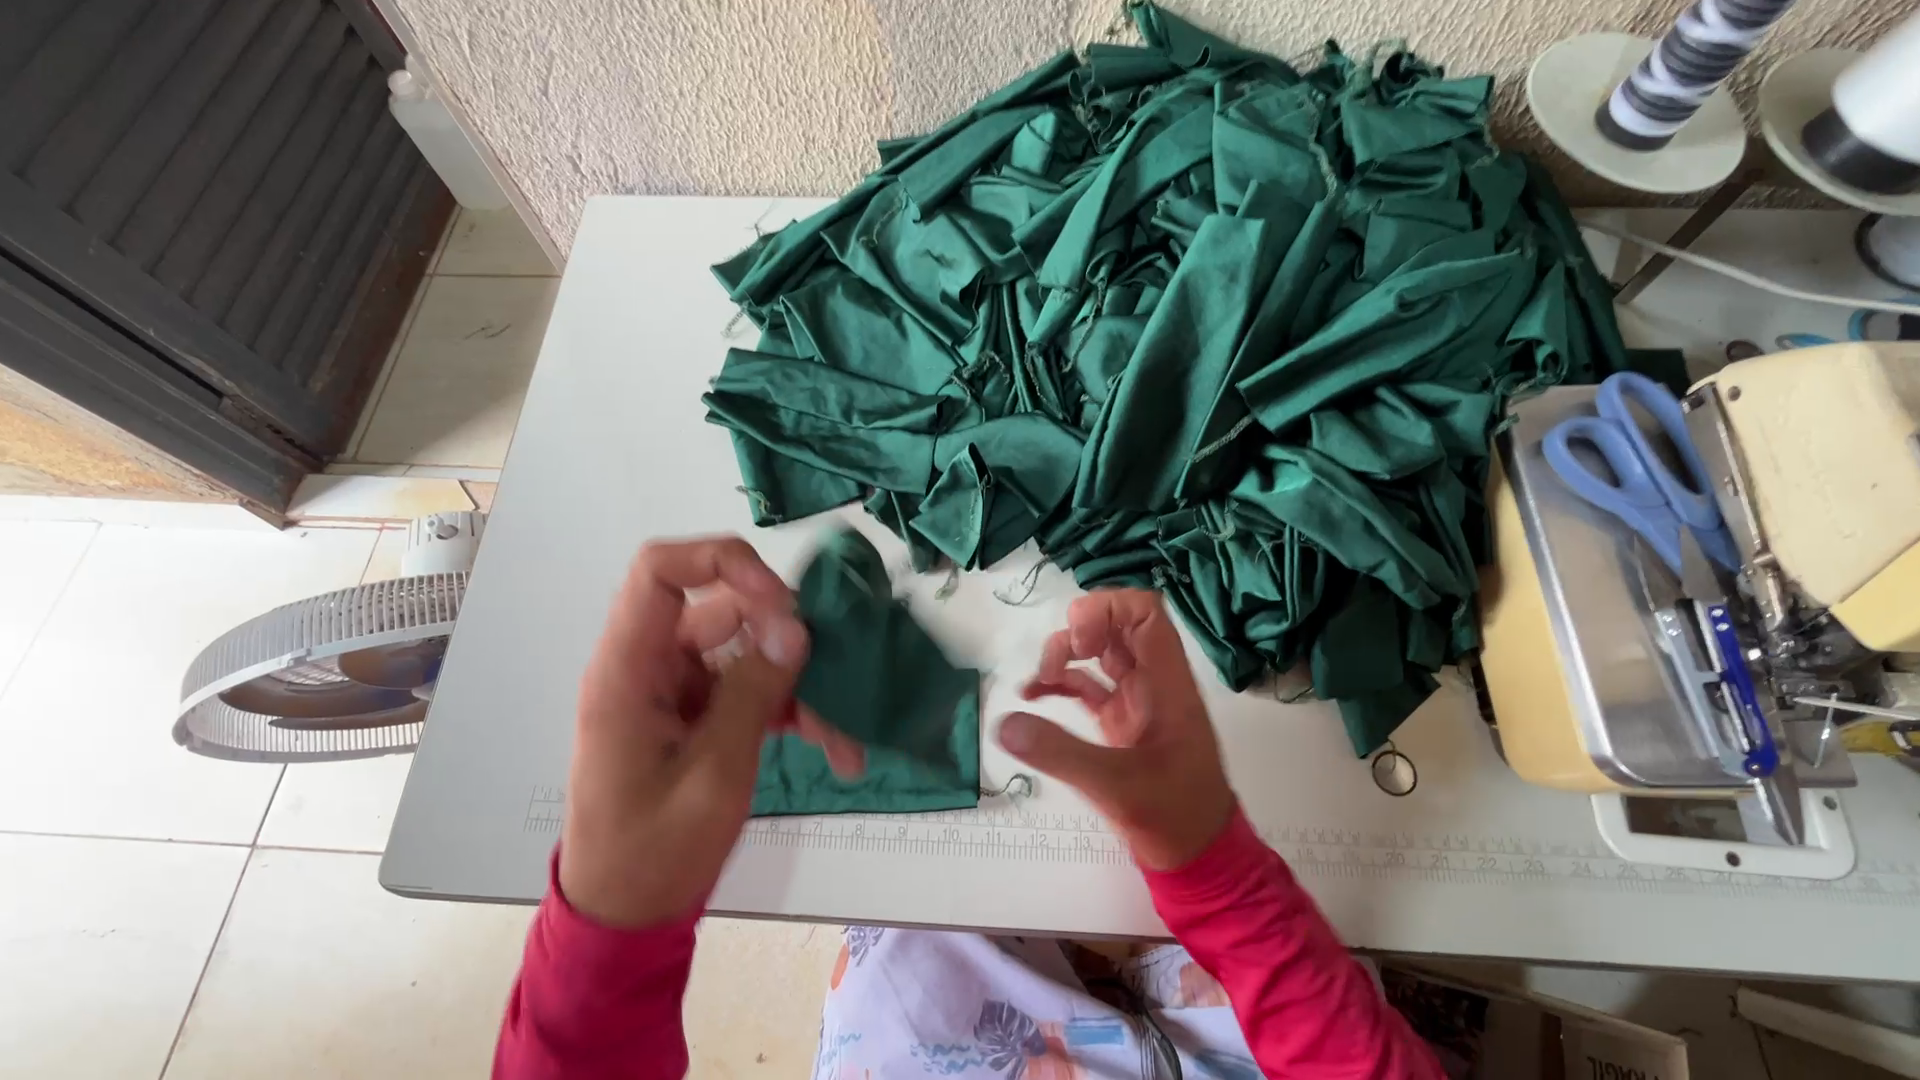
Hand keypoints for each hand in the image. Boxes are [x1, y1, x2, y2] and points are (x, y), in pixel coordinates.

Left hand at [560, 537, 859, 927]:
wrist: (627, 914)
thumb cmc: (654, 851)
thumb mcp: (712, 775)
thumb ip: (752, 695)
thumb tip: (795, 628)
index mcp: (629, 670)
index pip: (660, 571)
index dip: (723, 564)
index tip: (781, 602)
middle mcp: (652, 666)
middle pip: (724, 611)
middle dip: (787, 640)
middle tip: (834, 678)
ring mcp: (678, 690)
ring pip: (750, 652)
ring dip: (801, 687)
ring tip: (844, 741)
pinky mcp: (700, 714)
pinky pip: (752, 687)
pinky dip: (792, 710)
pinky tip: (830, 747)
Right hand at [997, 589, 1234, 871]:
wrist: (1199, 857)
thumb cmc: (1172, 816)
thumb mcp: (1115, 786)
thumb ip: (1059, 754)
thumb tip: (1004, 724)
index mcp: (1166, 682)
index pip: (1144, 613)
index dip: (1107, 609)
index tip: (1078, 641)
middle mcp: (1153, 681)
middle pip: (1117, 624)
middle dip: (1078, 631)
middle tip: (1055, 664)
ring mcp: (1138, 700)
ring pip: (1100, 652)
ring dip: (1065, 655)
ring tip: (1038, 682)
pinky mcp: (1122, 722)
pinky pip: (1089, 685)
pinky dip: (1061, 683)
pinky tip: (1033, 695)